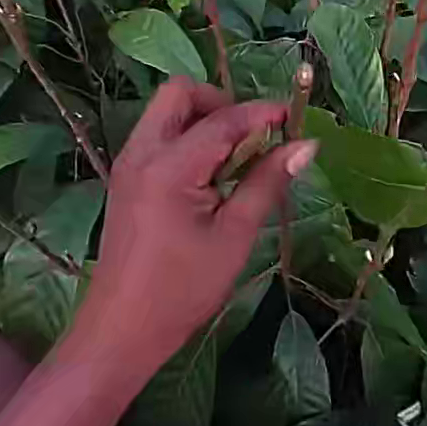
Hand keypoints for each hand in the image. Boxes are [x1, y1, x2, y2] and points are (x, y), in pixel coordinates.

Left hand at [73, 77, 318, 368]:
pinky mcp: (127, 176)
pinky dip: (190, 136)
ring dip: (206, 118)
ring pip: (168, 110)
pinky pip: (160, 133)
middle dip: (222, 103)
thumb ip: (267, 182)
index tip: (295, 118)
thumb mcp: (235, 235)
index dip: (262, 112)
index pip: (223, 119)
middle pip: (181, 93)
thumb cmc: (182, 289)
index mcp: (169, 167)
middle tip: (253, 136)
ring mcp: (129, 162)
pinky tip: (212, 173)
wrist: (120, 332)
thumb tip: (306, 146)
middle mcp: (142, 152)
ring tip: (236, 157)